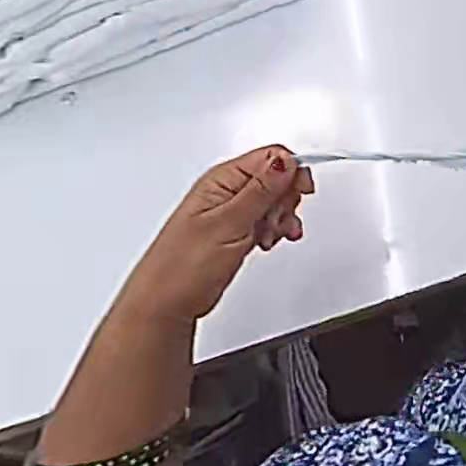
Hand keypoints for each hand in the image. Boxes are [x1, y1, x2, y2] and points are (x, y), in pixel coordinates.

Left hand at [117, 146, 315, 323]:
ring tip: (270, 236)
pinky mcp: (237, 230)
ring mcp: (232, 211)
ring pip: (276, 200)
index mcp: (222, 179)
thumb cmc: (181, 268)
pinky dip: (276, 230)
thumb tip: (286, 160)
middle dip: (287, 198)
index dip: (292, 172)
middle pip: (278, 177)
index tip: (300, 193)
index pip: (271, 157)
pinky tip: (268, 242)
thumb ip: (261, 190)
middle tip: (276, 219)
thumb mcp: (229, 223)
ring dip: (282, 217)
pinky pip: (268, 219)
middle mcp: (227, 191)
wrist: (164, 308)